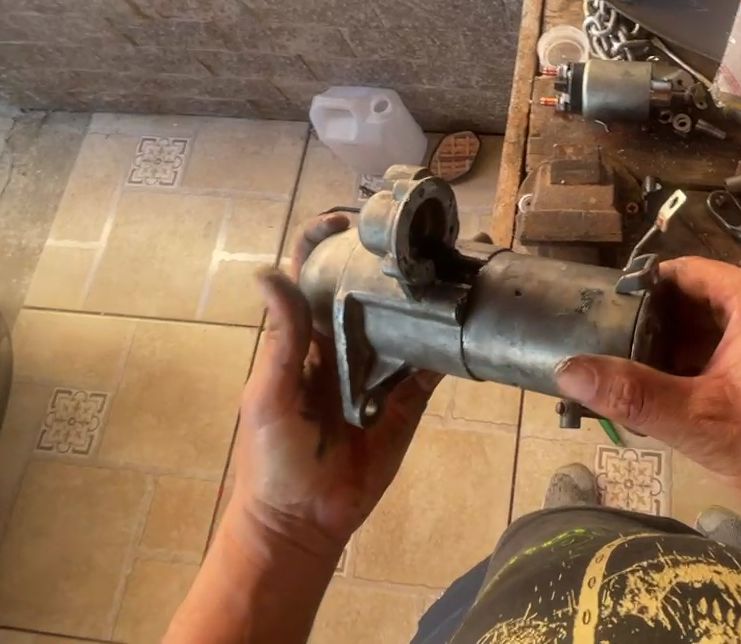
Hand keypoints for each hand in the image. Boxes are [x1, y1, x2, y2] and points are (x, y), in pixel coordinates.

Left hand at [223, 214, 439, 563]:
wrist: (303, 522)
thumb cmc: (273, 457)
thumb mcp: (268, 394)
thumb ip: (281, 337)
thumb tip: (268, 271)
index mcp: (310, 333)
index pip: (317, 273)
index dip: (329, 240)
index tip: (354, 219)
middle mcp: (351, 338)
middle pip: (372, 286)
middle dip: (395, 256)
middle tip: (426, 229)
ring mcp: (384, 365)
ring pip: (410, 318)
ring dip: (431, 292)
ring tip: (461, 259)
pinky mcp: (410, 394)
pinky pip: (434, 362)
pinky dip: (452, 341)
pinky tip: (472, 315)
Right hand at [554, 256, 740, 553]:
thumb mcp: (700, 424)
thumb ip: (632, 393)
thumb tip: (567, 369)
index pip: (683, 271)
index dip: (641, 293)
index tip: (604, 319)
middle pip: (697, 297)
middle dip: (657, 326)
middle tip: (615, 356)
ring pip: (715, 324)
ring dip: (679, 349)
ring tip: (638, 379)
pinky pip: (736, 345)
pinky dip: (705, 363)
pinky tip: (679, 396)